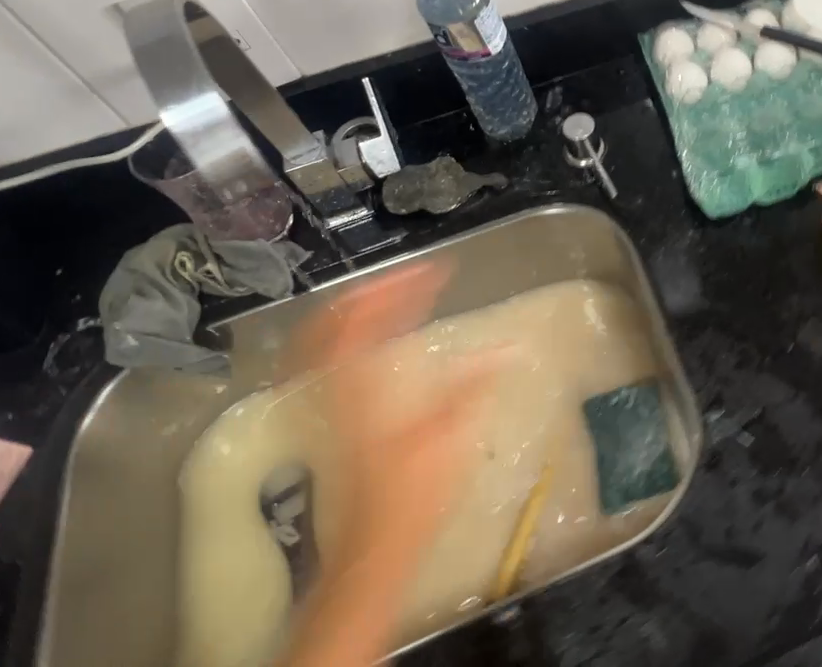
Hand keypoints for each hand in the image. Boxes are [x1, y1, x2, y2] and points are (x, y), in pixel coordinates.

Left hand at [289, 260, 505, 564]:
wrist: (370, 550)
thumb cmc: (412, 499)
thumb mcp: (451, 439)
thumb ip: (473, 387)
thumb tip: (508, 350)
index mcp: (366, 386)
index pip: (376, 317)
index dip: (406, 285)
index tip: (438, 270)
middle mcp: (336, 387)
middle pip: (336, 318)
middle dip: (374, 288)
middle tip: (410, 276)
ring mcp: (324, 404)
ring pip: (318, 337)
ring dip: (350, 307)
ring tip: (385, 293)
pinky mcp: (323, 420)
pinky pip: (314, 361)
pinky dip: (333, 336)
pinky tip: (356, 337)